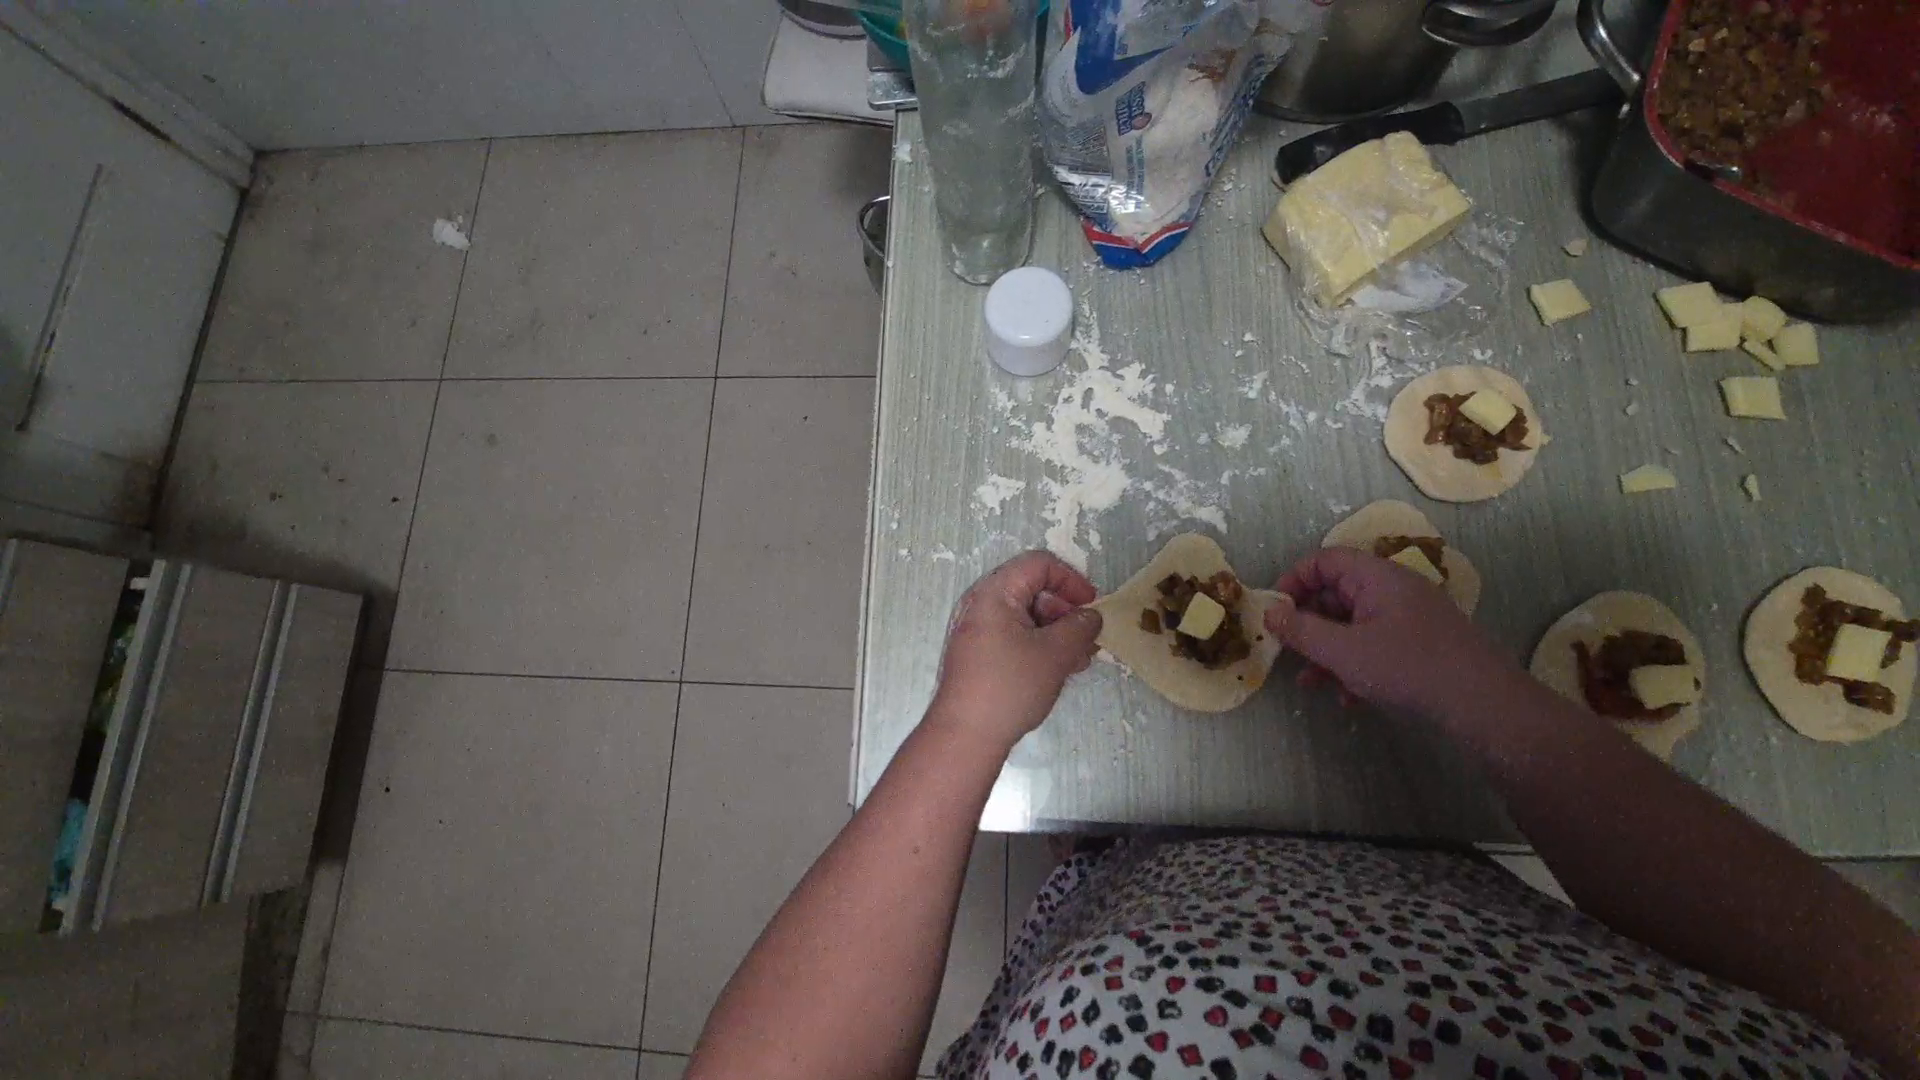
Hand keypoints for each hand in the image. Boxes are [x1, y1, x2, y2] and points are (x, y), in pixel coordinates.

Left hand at [931, 551, 1103, 750]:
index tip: (1092, 606)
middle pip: (1032, 588)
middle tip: (1088, 637)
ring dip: (1056, 631)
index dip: (1071, 579)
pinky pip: (1014, 636)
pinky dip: (1039, 645)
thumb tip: (1091, 616)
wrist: (965, 734)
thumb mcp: (1055, 654)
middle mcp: (981, 604)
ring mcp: (977, 629)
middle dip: (1066, 610)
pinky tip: (1059, 669)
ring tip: (1080, 659)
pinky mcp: (978, 653)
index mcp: (995, 593)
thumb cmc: (1010, 687)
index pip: (1039, 564)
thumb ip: (1079, 628)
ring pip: (1026, 616)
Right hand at [1265, 547, 1521, 717]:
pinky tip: (1347, 698)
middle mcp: (1393, 590)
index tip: (1274, 612)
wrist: (1486, 708)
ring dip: (1327, 652)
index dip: (1293, 581)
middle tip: (1287, 650)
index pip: (1323, 561)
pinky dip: (1354, 667)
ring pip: (1352, 625)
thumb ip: (1301, 631)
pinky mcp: (1419, 647)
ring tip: (1310, 683)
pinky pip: (1373, 646)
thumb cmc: (1410, 668)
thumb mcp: (1344, 652)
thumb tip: (1269, 613)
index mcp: (1377, 577)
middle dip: (1307, 624)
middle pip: (1335, 594)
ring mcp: (1409, 619)